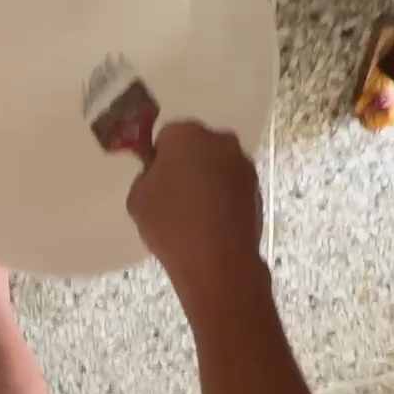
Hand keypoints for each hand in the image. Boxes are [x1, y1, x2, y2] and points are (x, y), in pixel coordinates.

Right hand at [125, 121, 263, 283]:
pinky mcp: (257, 187)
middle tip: (173, 196)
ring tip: (194, 214)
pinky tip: (212, 223)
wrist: (216, 260)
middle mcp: (219, 140)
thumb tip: (158, 176)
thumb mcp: (137, 199)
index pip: (166, 136)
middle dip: (186, 164)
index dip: (159, 158)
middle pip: (196, 146)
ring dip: (206, 180)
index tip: (155, 182)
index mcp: (186, 134)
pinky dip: (223, 197)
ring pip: (217, 165)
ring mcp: (243, 163)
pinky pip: (232, 185)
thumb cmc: (170, 224)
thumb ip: (146, 177)